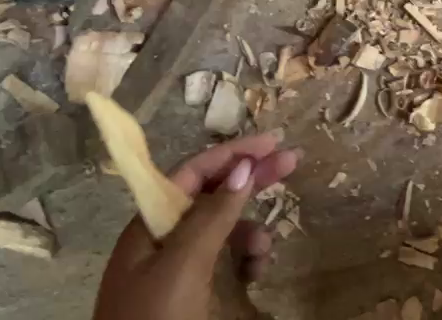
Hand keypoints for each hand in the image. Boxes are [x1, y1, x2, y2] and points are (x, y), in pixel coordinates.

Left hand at [93, 134, 301, 319]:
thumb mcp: (184, 265)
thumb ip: (213, 214)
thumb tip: (244, 166)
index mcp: (149, 226)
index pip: (193, 172)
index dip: (232, 153)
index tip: (273, 142)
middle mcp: (161, 242)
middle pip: (211, 194)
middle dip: (251, 179)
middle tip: (292, 162)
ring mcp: (176, 271)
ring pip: (222, 231)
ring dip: (249, 230)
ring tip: (264, 248)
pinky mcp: (191, 299)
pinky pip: (225, 263)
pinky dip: (245, 260)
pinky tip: (255, 272)